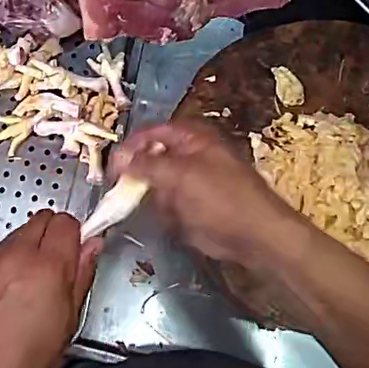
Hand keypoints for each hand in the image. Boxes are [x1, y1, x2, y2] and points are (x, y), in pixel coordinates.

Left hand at [0, 209, 98, 367]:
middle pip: (44, 218)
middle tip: (62, 259)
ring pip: (23, 230)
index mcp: (48, 265)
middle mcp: (19, 255)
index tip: (80, 249)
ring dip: (35, 243)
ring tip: (37, 276)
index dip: (78, 234)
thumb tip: (92, 246)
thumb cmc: (27, 357)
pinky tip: (16, 284)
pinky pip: (4, 247)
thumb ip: (83, 272)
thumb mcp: (70, 317)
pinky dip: (14, 255)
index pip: (68, 222)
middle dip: (56, 233)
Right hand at [112, 122, 313, 267]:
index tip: (112, 164)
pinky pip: (169, 207)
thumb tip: (120, 157)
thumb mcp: (181, 175)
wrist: (255, 235)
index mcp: (194, 138)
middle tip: (124, 190)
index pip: (155, 132)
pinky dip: (166, 214)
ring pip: (158, 185)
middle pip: (154, 158)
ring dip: (153, 198)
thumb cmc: (222, 197)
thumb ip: (148, 164)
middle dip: (140, 174)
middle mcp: (192, 156)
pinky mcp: (194, 208)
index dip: (132, 145)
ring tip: (161, 208)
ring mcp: (193, 183)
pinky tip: (174, 222)